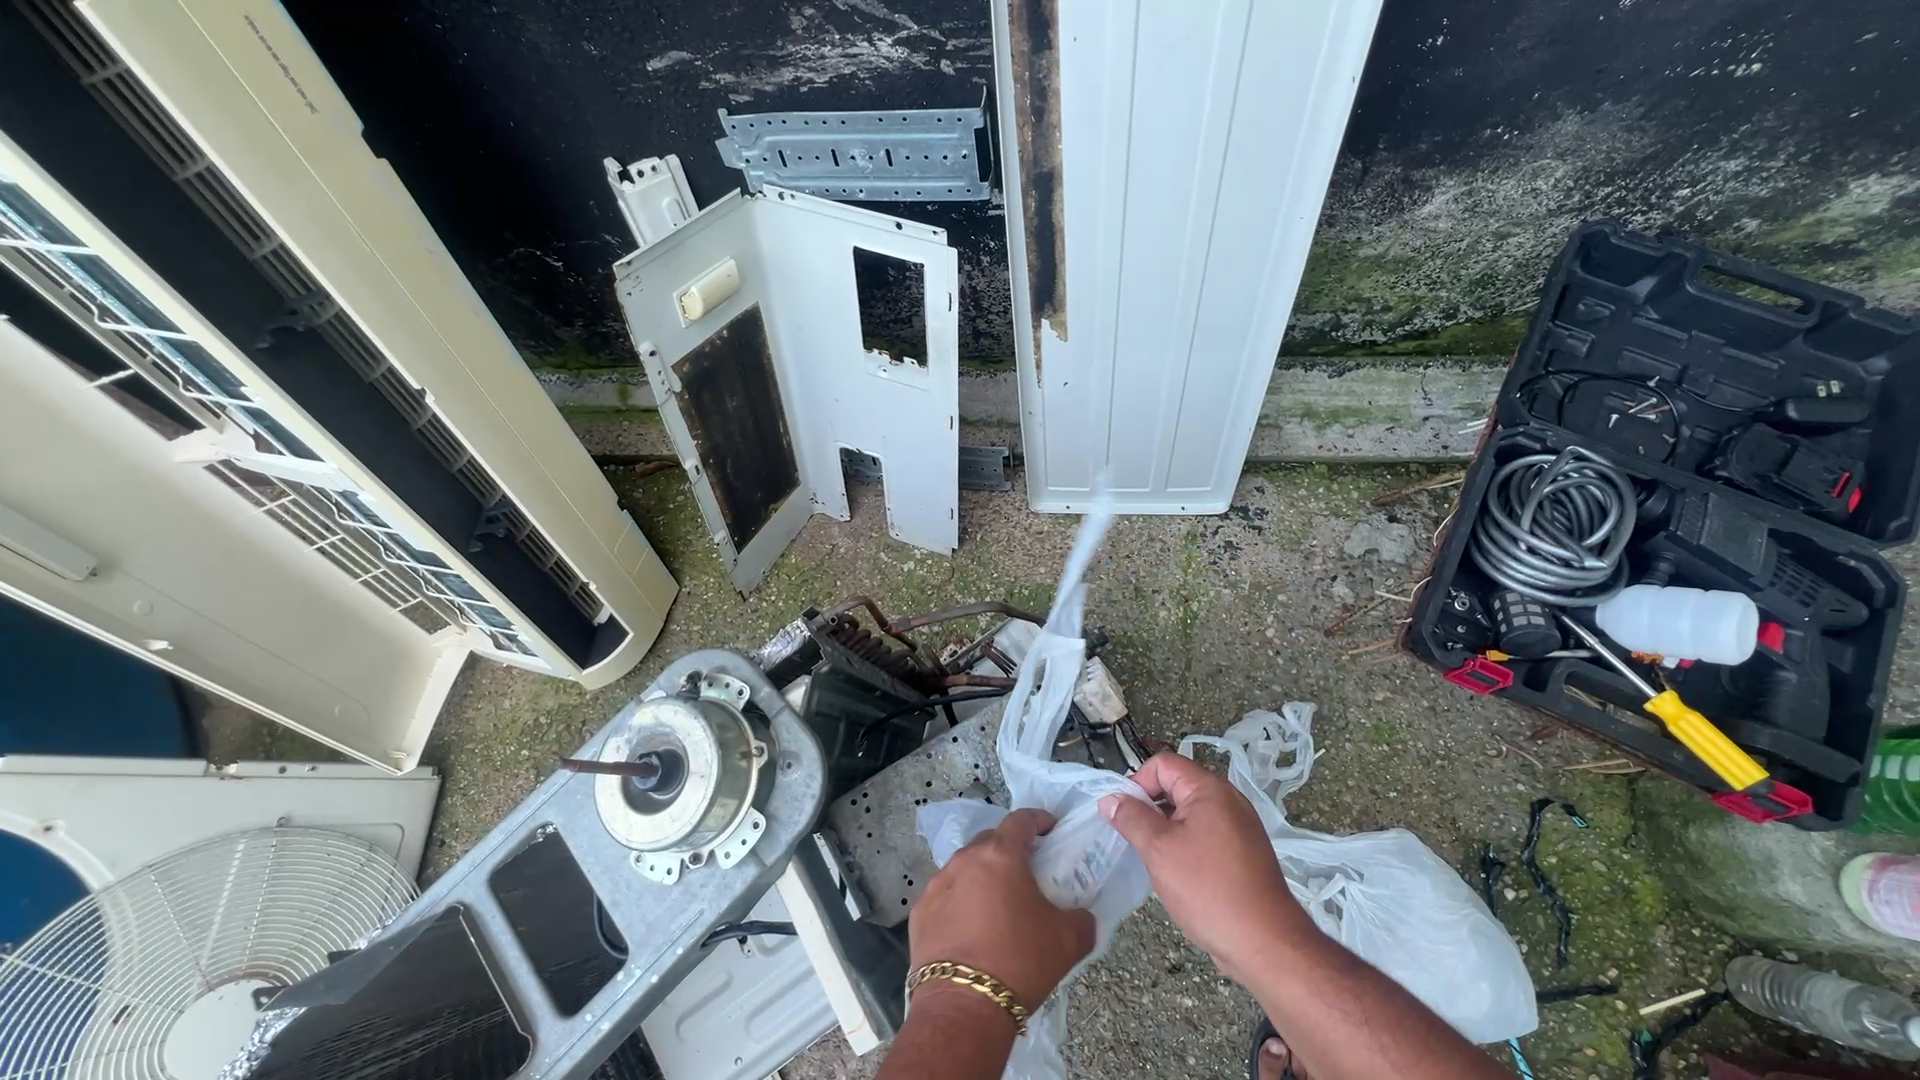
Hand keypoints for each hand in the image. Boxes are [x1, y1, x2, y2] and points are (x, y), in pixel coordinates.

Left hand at [908, 808, 1095, 1011]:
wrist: (963, 1006)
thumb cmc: (1020, 961)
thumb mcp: (1068, 940)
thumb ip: (1082, 919)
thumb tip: (1082, 917)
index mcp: (1001, 856)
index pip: (1021, 820)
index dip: (1039, 820)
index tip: (1051, 829)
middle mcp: (965, 860)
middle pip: (990, 841)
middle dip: (1009, 850)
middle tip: (1027, 873)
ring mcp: (937, 884)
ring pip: (964, 868)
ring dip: (982, 877)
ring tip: (997, 905)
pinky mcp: (919, 912)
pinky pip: (945, 896)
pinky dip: (959, 902)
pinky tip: (970, 928)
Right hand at [1100, 752, 1311, 983]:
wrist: (1264, 942)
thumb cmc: (1207, 889)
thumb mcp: (1158, 849)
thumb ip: (1131, 818)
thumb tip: (1110, 798)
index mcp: (1210, 789)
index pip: (1163, 764)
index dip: (1138, 783)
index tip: (1124, 815)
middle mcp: (1228, 800)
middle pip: (1177, 786)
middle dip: (1150, 808)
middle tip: (1135, 840)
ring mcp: (1239, 827)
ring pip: (1190, 813)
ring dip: (1166, 829)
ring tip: (1154, 860)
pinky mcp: (1244, 852)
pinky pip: (1205, 834)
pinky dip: (1185, 845)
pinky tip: (1178, 874)